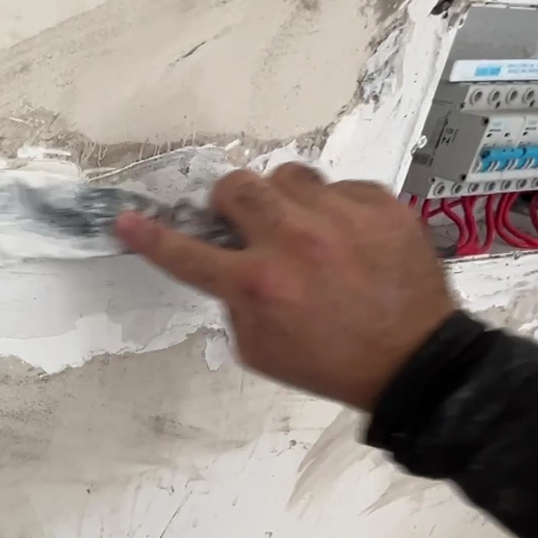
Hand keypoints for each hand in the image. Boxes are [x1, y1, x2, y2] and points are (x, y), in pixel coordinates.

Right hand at [115, 164, 456, 410]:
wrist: (410, 360)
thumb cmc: (325, 361)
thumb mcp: (257, 347)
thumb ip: (234, 300)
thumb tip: (231, 262)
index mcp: (258, 284)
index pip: (186, 254)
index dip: (149, 236)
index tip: (126, 220)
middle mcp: (294, 242)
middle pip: (237, 187)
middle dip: (227, 201)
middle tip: (239, 221)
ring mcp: (340, 218)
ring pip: (286, 176)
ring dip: (279, 199)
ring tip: (297, 227)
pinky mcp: (381, 206)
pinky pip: (336, 186)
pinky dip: (328, 208)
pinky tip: (341, 237)